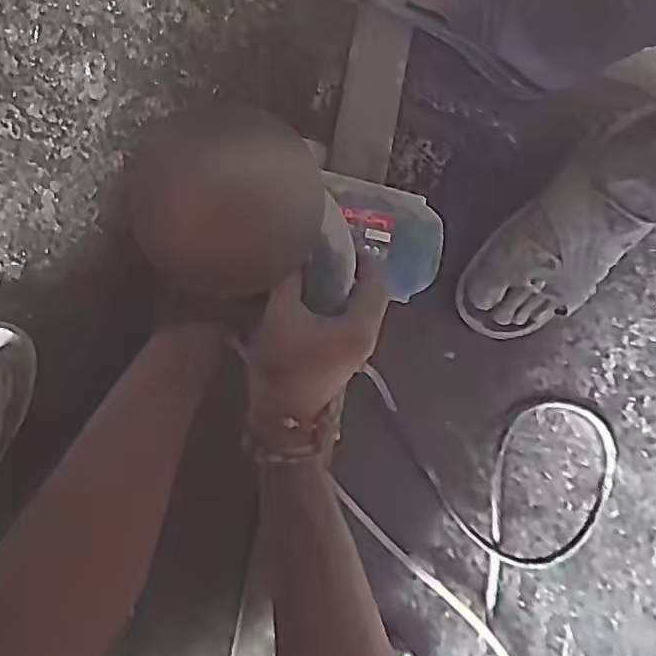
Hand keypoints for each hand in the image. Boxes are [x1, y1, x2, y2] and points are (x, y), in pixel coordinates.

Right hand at [242, 257, 392, 440]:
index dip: (362, 255)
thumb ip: (288, 280)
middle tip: (323, 248)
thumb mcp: (280, 316)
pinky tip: (305, 297)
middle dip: (348, 269)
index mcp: (361, 325)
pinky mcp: (338, 359)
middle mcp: (365, 337)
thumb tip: (293, 250)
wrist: (280, 420)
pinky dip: (330, 304)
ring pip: (354, 309)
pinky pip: (342, 321)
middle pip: (367, 293)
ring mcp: (353, 352)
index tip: (340, 235)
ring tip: (312, 268)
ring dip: (337, 287)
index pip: (376, 279)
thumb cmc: (285, 366)